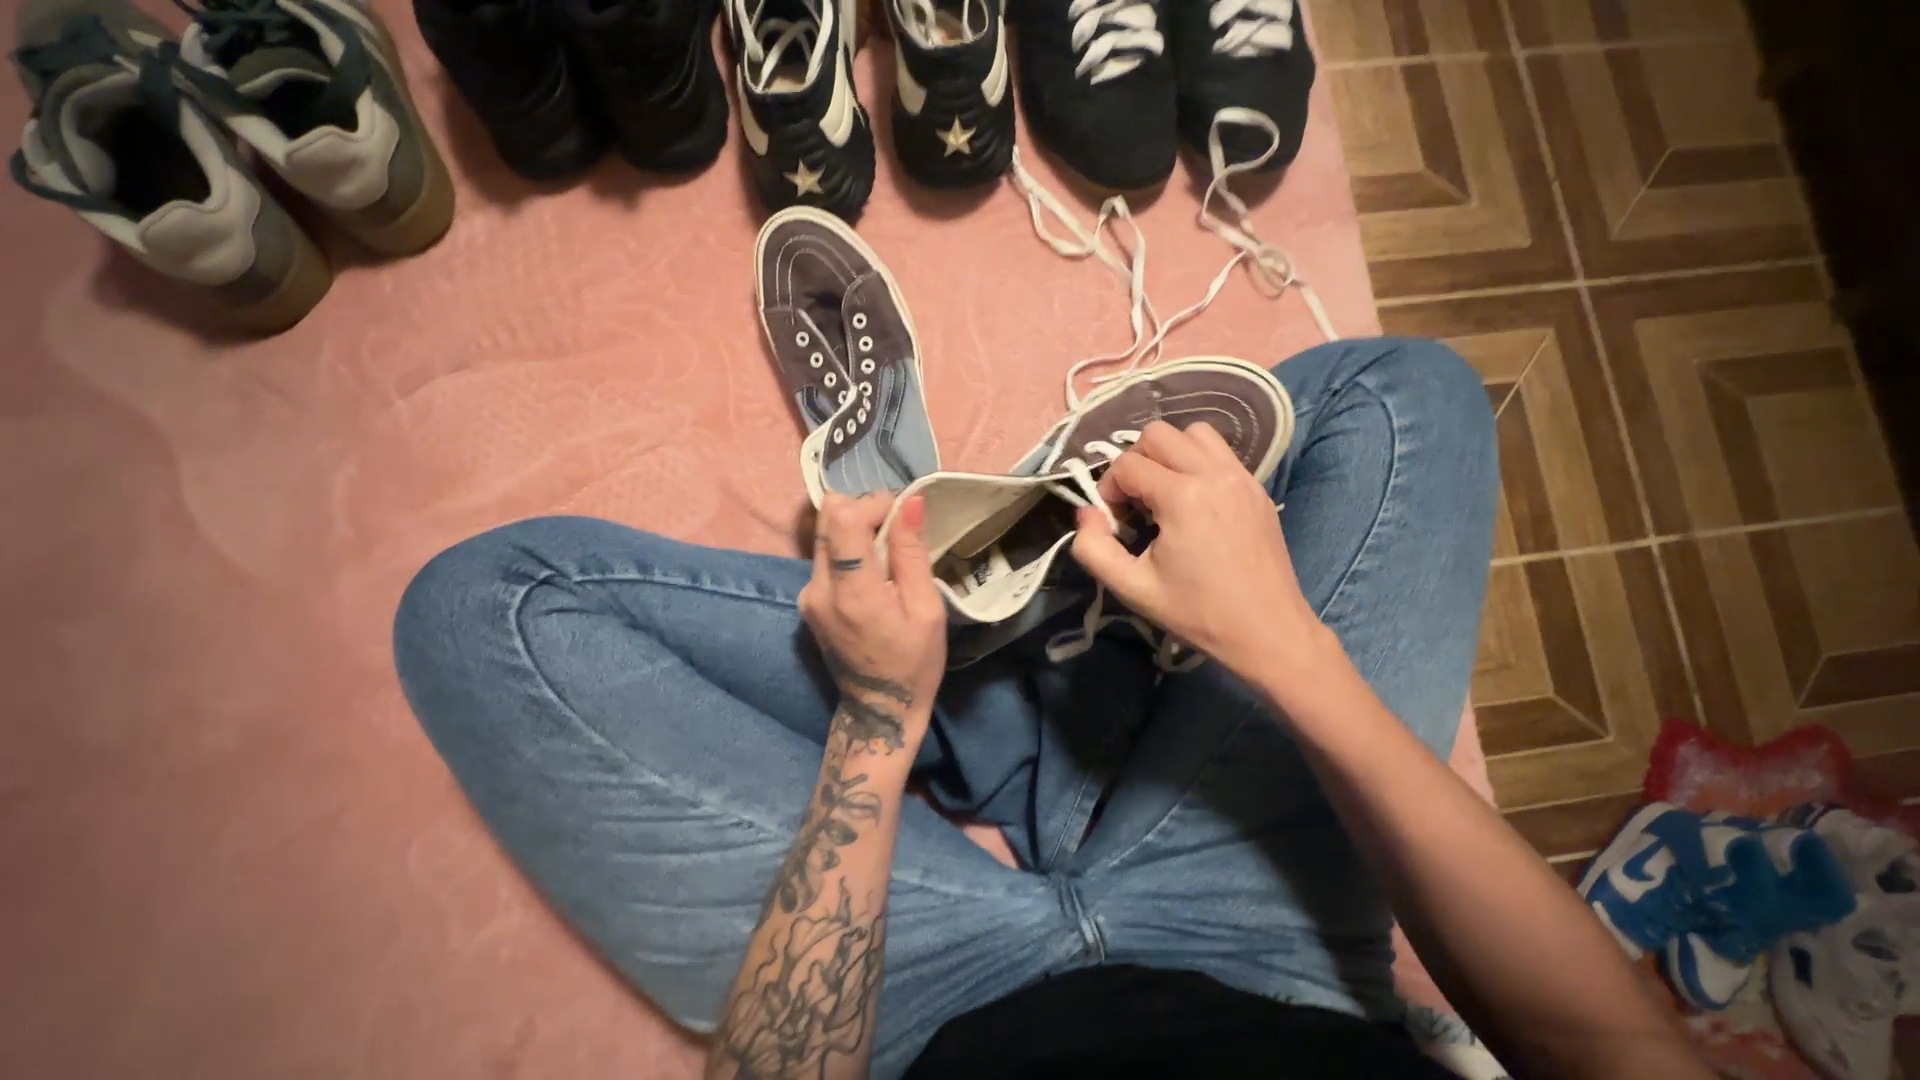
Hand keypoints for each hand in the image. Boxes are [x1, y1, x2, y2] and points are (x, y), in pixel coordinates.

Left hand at [799, 493, 946, 756]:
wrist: (878, 709)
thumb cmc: (914, 662)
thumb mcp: (926, 609)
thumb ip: (911, 553)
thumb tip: (909, 501)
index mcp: (852, 592)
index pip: (844, 518)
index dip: (875, 504)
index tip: (903, 517)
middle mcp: (818, 588)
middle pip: (827, 517)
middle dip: (864, 511)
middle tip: (897, 529)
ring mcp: (807, 594)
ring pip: (823, 533)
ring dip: (856, 529)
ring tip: (888, 552)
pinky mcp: (806, 600)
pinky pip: (823, 555)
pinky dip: (847, 549)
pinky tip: (873, 572)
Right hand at [1070, 421, 1328, 677]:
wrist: (1267, 630)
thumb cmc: (1197, 612)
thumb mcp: (1132, 588)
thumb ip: (1093, 549)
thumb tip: (1087, 513)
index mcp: (1181, 497)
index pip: (1128, 464)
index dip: (1109, 487)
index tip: (1115, 521)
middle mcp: (1213, 474)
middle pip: (1158, 434)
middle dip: (1136, 461)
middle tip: (1136, 501)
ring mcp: (1240, 477)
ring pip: (1194, 432)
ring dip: (1170, 454)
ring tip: (1165, 492)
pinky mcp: (1257, 487)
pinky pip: (1220, 452)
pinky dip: (1198, 462)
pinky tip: (1195, 501)